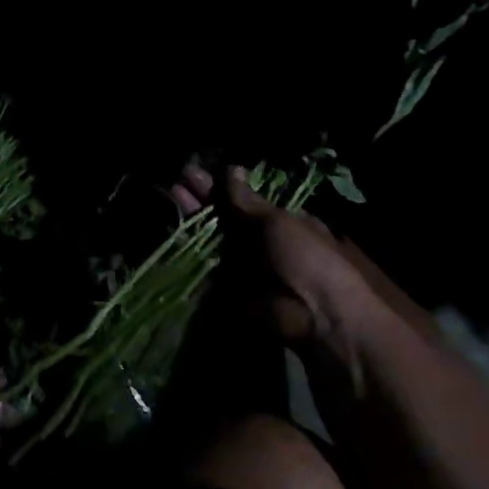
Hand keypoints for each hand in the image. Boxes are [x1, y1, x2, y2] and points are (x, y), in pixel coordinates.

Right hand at [171, 164, 376, 373]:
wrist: (316, 320)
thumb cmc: (306, 259)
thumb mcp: (277, 221)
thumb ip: (246, 199)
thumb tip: (230, 168)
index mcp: (282, 222)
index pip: (246, 199)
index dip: (223, 185)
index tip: (198, 171)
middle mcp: (263, 241)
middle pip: (227, 215)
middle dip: (204, 197)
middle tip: (180, 178)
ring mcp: (247, 265)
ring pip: (214, 236)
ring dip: (195, 216)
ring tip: (172, 192)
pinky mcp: (231, 287)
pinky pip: (208, 263)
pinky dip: (192, 246)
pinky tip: (175, 226)